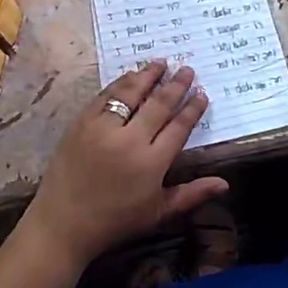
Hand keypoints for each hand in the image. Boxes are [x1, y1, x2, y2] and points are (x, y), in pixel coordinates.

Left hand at [20, 63, 226, 265]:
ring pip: (131, 93)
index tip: (202, 93)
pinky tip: (131, 76)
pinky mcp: (82, 123)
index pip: (179, 127)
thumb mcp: (158, 212)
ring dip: (148, 76)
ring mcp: (103, 128)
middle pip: (158, 105)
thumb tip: (225, 184)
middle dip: (176, 85)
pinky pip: (105, 96)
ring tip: (161, 63)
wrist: (63, 224)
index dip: (192, 108)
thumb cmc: (115, 221)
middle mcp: (130, 140)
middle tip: (187, 69)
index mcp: (152, 163)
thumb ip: (192, 194)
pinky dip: (120, 84)